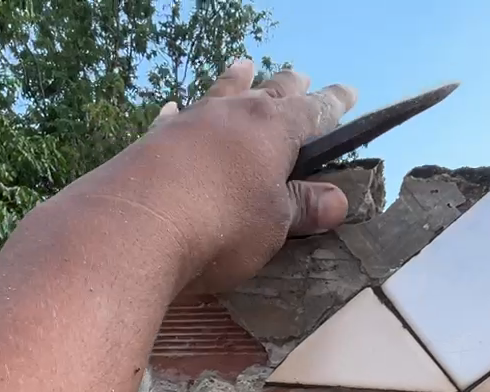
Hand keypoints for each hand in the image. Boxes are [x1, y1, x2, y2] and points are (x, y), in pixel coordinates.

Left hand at [67, 60, 357, 292]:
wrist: (140, 226)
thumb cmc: (222, 228)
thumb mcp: (273, 224)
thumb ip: (302, 208)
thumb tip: (337, 201)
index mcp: (273, 131)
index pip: (313, 112)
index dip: (333, 104)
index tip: (348, 93)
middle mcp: (233, 115)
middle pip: (267, 93)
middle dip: (287, 85)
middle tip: (299, 74)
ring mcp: (190, 124)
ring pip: (219, 93)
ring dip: (235, 79)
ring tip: (244, 64)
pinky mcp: (153, 142)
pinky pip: (171, 119)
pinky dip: (178, 113)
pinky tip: (174, 109)